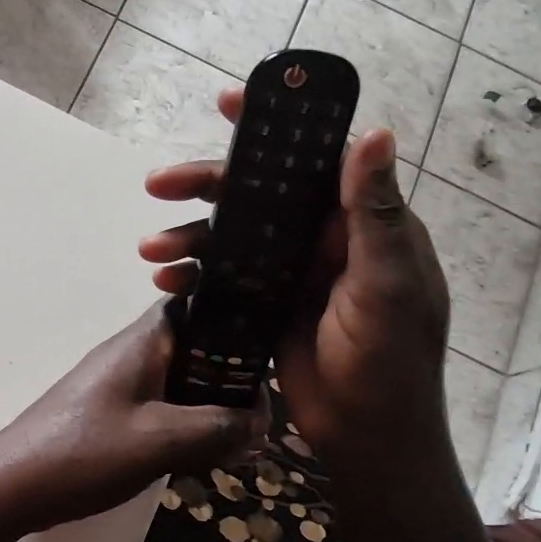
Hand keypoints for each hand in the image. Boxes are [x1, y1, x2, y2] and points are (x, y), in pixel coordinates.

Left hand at [0, 302, 266, 535]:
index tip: (274, 360)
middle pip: (199, 350)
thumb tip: (261, 425)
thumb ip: (218, 427)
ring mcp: (118, 384)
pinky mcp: (110, 415)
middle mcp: (132, 353)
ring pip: (182, 384)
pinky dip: (185, 428)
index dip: (242, 324)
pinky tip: (199, 460)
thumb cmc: (83, 454)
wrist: (9, 489)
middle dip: (232, 383)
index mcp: (144, 341)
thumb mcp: (161, 441)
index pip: (204, 304)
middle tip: (256, 425)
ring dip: (210, 411)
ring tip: (235, 448)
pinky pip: (162, 409)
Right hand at [138, 88, 453, 476]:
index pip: (316, 158)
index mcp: (359, 224)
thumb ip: (374, 213)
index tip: (229, 104)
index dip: (274, 129)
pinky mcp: (264, 307)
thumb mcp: (386, 284)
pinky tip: (165, 284)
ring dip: (188, 237)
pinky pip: (221, 279)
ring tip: (150, 251)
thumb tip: (374, 132)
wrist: (366, 437)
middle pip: (258, 195)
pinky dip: (192, 277)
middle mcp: (322, 240)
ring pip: (231, 237)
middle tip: (157, 183)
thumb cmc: (390, 361)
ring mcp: (290, 274)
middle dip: (206, 186)